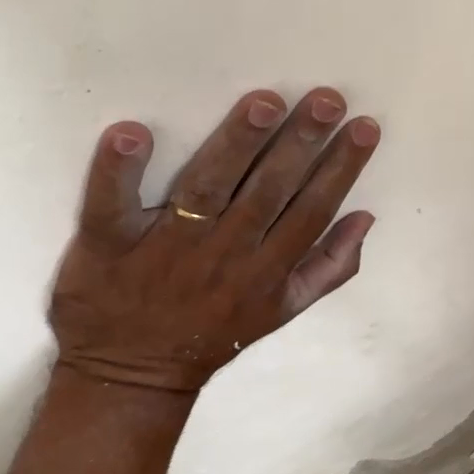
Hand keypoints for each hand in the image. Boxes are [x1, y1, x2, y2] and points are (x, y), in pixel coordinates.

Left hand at [48, 87, 381, 393]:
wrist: (130, 374)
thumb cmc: (215, 334)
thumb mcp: (287, 310)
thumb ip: (331, 266)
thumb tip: (366, 217)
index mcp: (268, 269)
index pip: (313, 209)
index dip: (342, 168)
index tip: (364, 128)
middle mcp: (224, 253)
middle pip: (269, 190)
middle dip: (301, 142)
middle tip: (326, 98)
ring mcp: (166, 248)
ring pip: (207, 188)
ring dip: (236, 145)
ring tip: (264, 102)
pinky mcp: (107, 245)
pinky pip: (112, 205)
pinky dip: (120, 171)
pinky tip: (133, 132)